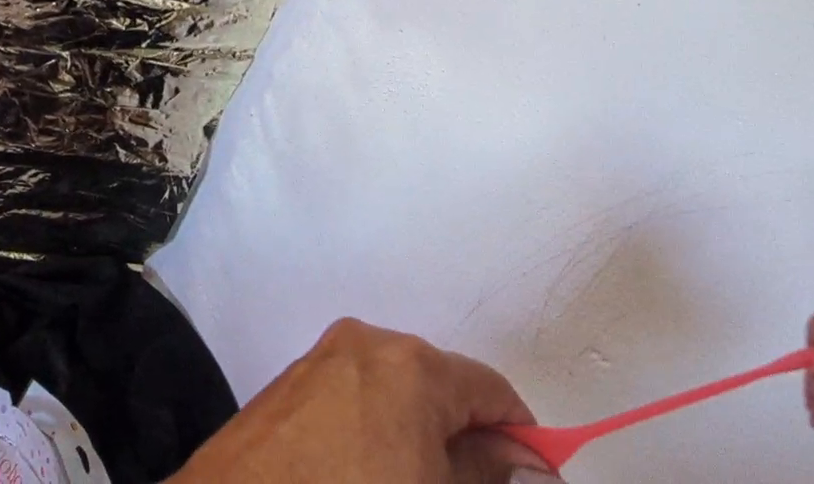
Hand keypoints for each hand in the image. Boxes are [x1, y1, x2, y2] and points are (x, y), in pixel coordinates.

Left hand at [168, 319, 545, 483]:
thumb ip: (487, 474)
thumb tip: (524, 460)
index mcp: (411, 363)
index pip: (492, 391)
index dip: (521, 441)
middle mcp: (365, 343)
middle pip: (441, 387)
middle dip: (465, 440)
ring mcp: (321, 359)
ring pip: (395, 394)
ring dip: (418, 438)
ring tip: (408, 477)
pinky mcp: (290, 383)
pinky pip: (354, 399)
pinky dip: (375, 432)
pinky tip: (364, 473)